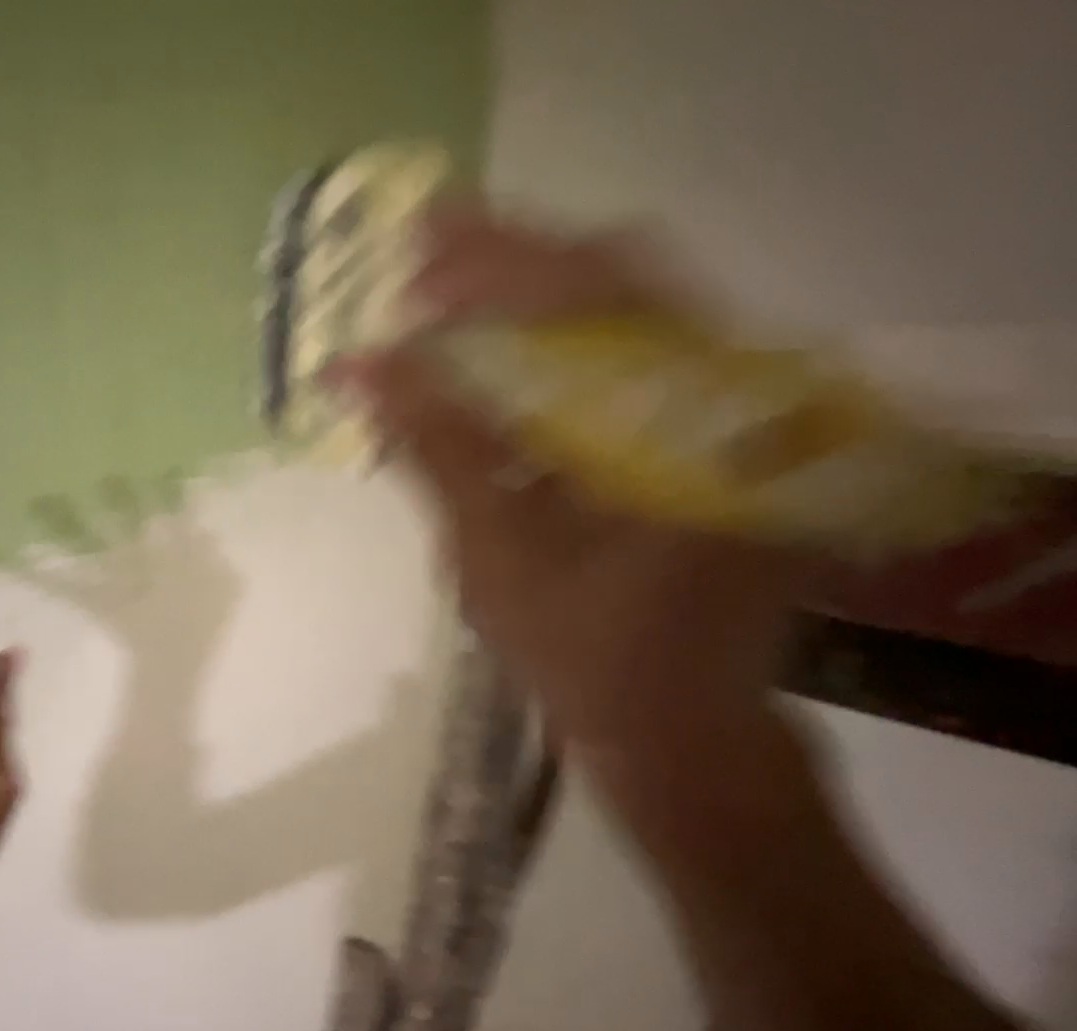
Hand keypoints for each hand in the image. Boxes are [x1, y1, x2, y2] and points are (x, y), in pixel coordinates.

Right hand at [334, 210, 809, 752]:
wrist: (679, 721)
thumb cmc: (582, 652)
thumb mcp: (494, 556)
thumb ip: (435, 449)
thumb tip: (359, 369)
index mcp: (690, 431)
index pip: (596, 297)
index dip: (498, 261)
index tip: (415, 242)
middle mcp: (736, 396)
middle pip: (622, 274)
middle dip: (510, 264)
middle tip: (421, 276)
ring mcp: (739, 408)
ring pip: (631, 305)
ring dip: (532, 295)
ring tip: (445, 306)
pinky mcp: (720, 429)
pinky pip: (635, 349)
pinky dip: (560, 338)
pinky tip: (497, 353)